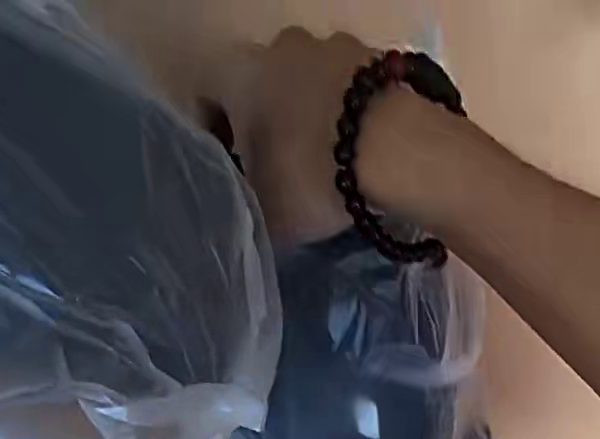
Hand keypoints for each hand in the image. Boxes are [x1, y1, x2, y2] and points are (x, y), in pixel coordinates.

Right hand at [218, 28, 463, 247]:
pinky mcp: (374, 62)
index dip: (217, 140)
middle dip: (270, 130)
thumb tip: (254, 229)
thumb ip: (254, 219)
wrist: (392, 149)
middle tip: (285, 175)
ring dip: (314, 121)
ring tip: (332, 167)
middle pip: (263, 91)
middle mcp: (277, 48)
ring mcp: (329, 48)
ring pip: (310, 88)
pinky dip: (351, 120)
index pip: (207, 99)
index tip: (235, 174)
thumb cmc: (312, 178)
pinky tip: (363, 155)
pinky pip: (352, 95)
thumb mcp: (272, 217)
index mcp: (235, 75)